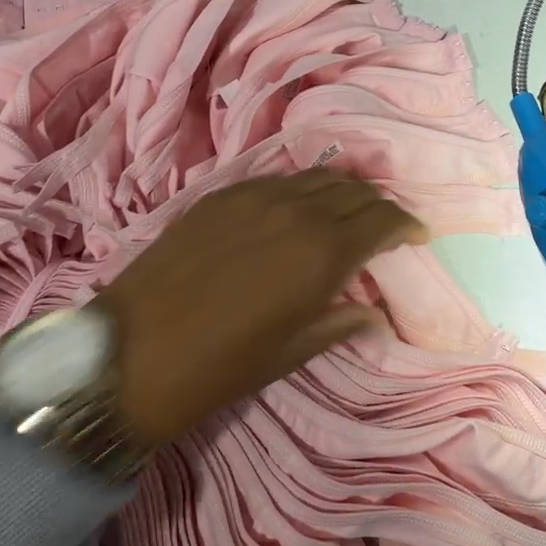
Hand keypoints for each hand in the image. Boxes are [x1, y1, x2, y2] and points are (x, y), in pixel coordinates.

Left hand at [95, 169, 425, 446]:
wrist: (127, 357)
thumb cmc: (218, 368)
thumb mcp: (291, 351)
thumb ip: (342, 321)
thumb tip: (376, 315)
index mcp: (324, 253)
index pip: (385, 219)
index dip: (408, 225)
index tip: (417, 237)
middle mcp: (300, 211)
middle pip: (359, 190)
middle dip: (380, 208)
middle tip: (382, 230)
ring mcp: (259, 196)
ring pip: (322, 177)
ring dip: (344, 193)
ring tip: (344, 216)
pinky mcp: (224, 193)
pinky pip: (281, 180)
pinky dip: (303, 191)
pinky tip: (295, 213)